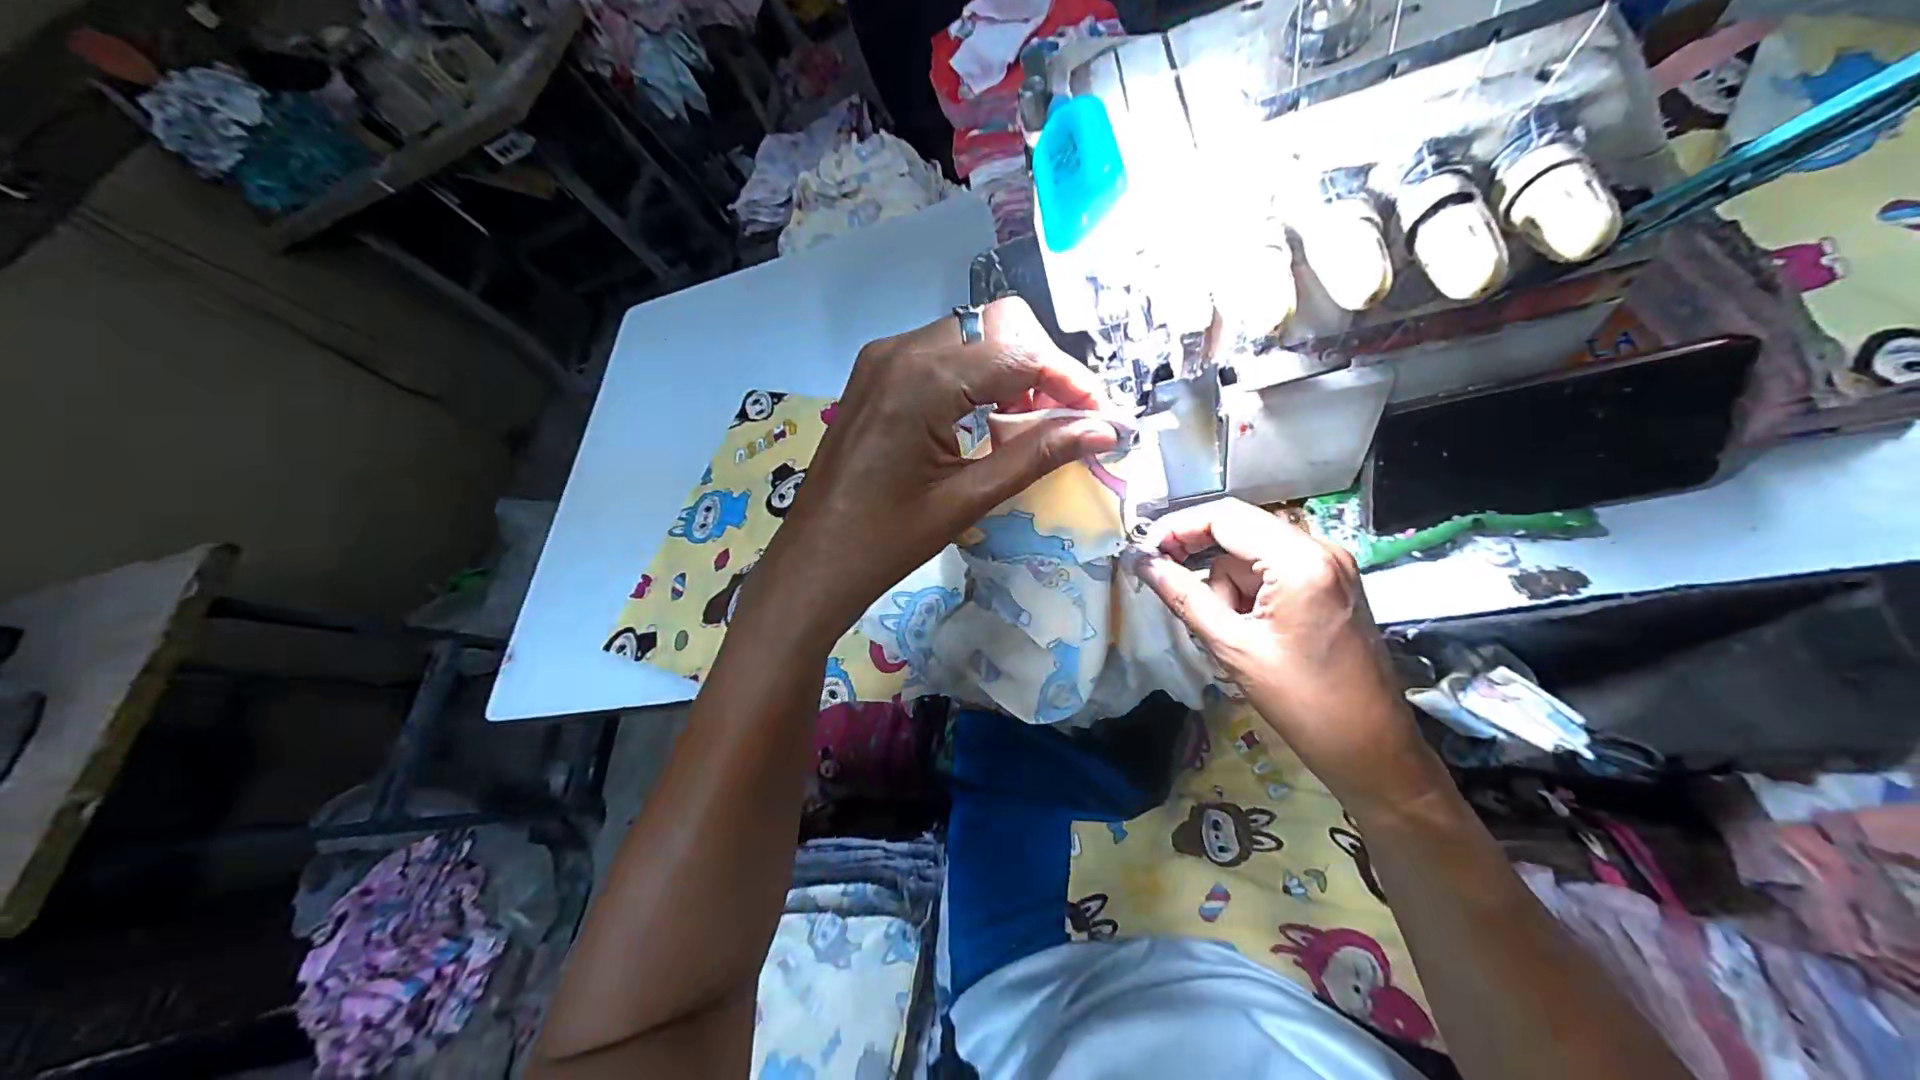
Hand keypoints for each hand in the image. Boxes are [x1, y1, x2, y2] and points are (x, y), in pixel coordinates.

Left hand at [745, 297, 1119, 645]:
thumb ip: (1037, 455)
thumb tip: (1104, 429)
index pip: (1019, 352)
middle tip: (1064, 419)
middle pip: (997, 326)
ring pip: (971, 335)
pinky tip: (988, 419)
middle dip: (1042, 366)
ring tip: (1030, 426)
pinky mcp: (875, 373)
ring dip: (1011, 370)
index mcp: (921, 379)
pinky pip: (941, 354)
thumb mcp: (967, 499)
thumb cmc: (886, 541)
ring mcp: (882, 358)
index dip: (1069, 380)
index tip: (1099, 416)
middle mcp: (900, 350)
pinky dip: (976, 376)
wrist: (813, 563)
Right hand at [1132, 499, 1443, 811]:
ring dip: (1227, 583)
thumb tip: (1140, 561)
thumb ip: (1182, 594)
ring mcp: (1331, 565)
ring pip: (1252, 552)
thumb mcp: (1231, 646)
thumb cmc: (1302, 701)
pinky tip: (1247, 627)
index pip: (1225, 517)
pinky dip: (1249, 590)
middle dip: (1201, 558)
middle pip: (1239, 530)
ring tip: (1228, 631)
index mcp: (1300, 561)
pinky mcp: (1332, 583)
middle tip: (1172, 587)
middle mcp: (1321, 549)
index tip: (1146, 553)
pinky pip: (1273, 568)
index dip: (1177, 528)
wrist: (1370, 747)